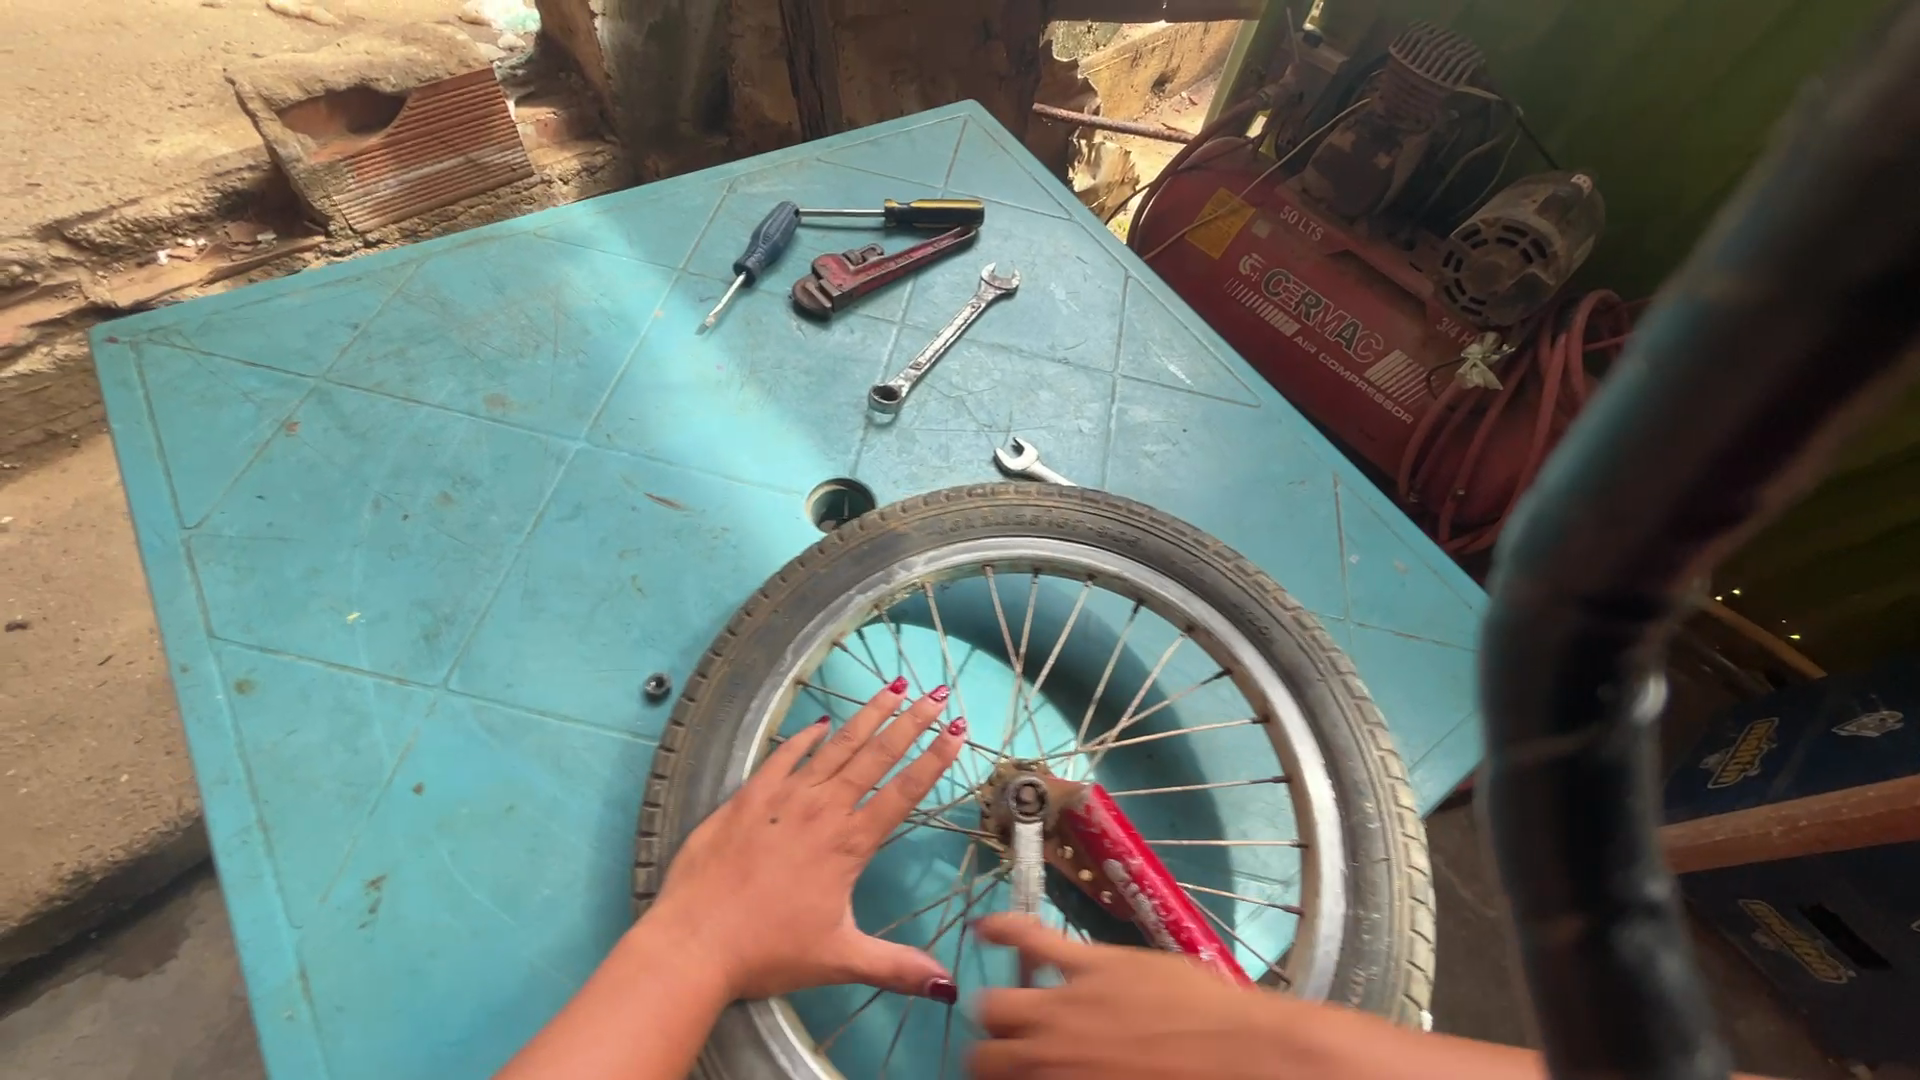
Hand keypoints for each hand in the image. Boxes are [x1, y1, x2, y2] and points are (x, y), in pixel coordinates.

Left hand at [645, 677, 966, 1002]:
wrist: (695, 941)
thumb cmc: (769, 951)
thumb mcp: (839, 959)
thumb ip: (896, 967)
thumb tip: (949, 986)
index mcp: (849, 843)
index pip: (903, 793)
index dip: (933, 760)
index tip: (957, 732)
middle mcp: (823, 809)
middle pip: (875, 756)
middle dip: (910, 723)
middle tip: (936, 693)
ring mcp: (785, 797)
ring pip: (835, 746)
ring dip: (867, 716)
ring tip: (892, 687)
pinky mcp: (750, 796)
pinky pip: (783, 755)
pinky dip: (805, 736)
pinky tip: (821, 720)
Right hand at [969, 915, 1303, 1078]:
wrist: (1248, 1061)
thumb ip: (1082, 1079)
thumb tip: (1069, 1068)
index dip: (1006, 1078)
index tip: (1017, 1075)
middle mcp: (1048, 1055)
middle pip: (986, 1055)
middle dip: (993, 1055)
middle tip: (1011, 1054)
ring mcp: (1064, 1005)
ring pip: (996, 1003)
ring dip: (995, 1009)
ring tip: (1001, 1005)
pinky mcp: (1087, 964)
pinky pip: (1028, 938)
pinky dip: (1002, 930)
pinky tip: (985, 927)